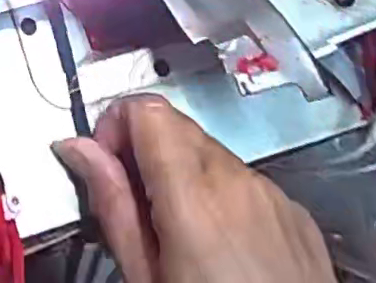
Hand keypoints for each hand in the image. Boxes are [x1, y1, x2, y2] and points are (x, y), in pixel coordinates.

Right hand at [52, 95, 331, 282]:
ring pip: (208, 151)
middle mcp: (236, 180)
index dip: (117, 126)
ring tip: (180, 234)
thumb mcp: (145, 279)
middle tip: (136, 204)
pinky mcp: (297, 216)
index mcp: (192, 195)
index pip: (145, 110)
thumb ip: (112, 204)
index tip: (108, 164)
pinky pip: (244, 181)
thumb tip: (78, 148)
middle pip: (174, 124)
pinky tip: (223, 248)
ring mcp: (271, 196)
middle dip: (145, 149)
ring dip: (183, 172)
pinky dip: (222, 195)